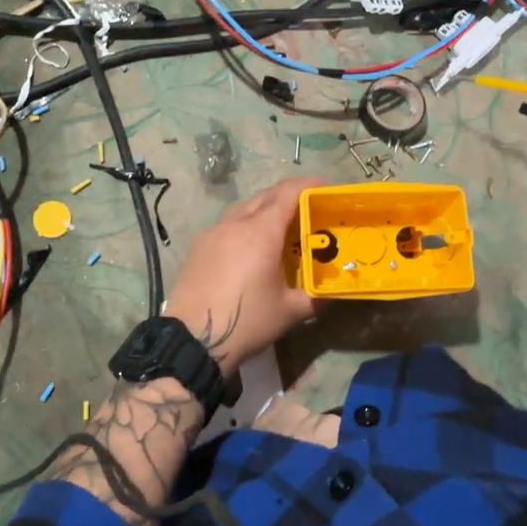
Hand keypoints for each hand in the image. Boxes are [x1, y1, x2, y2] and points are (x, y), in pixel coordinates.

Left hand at [163, 177, 323, 376]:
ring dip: (264, 207)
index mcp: (261, 232)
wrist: (194, 340)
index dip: (309, 185)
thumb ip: (316, 296)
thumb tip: (332, 292)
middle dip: (288, 195)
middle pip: (265, 196)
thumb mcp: (290, 311)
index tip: (325, 187)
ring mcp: (213, 232)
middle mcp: (236, 223)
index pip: (288, 194)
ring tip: (280, 225)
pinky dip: (245, 223)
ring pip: (244, 208)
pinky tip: (250, 244)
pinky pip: (227, 224)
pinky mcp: (199, 246)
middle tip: (308, 207)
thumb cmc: (247, 321)